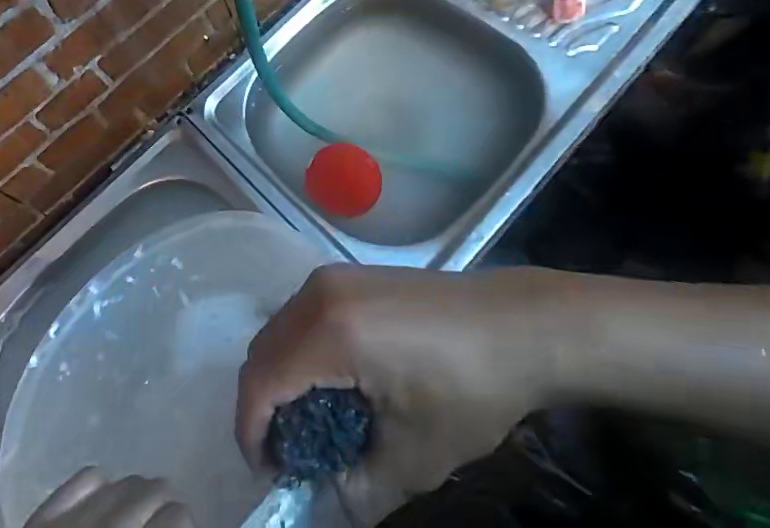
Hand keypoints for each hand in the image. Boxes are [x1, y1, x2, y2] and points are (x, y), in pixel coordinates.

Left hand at [23, 469, 193, 527]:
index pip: (178, 516)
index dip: (186, 527)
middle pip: (158, 488)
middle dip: (164, 511)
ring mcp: (70, 524)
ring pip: (126, 480)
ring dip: (137, 499)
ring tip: (133, 523)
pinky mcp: (40, 521)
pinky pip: (88, 478)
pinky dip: (102, 489)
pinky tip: (102, 512)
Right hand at [236, 266, 557, 524]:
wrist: (517, 325)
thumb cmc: (469, 388)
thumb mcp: (413, 458)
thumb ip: (355, 490)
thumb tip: (325, 495)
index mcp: (331, 332)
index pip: (261, 384)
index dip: (252, 436)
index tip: (274, 474)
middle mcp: (323, 293)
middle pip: (263, 353)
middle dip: (264, 409)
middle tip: (293, 454)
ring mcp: (338, 276)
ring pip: (281, 331)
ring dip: (282, 378)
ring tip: (314, 421)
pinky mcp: (355, 275)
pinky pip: (305, 315)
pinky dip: (303, 352)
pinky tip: (337, 382)